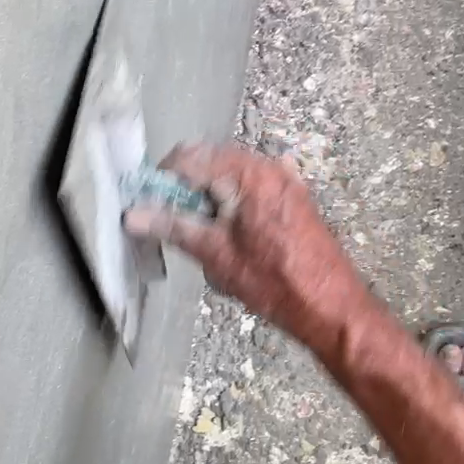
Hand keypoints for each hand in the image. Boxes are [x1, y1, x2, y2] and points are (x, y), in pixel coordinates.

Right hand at [123, 142, 369, 347]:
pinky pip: (252, 183)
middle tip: (172, 220)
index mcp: (246, 172)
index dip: (161, 178)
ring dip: (208, 192)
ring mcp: (284, 177)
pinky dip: (233, 197)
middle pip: (209, 159)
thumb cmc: (272, 282)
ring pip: (230, 171)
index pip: (188, 157)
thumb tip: (131, 215)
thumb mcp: (214, 254)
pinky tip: (231, 230)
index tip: (148, 204)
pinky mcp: (294, 193)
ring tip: (202, 231)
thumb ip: (171, 226)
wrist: (331, 306)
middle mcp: (267, 164)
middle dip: (185, 186)